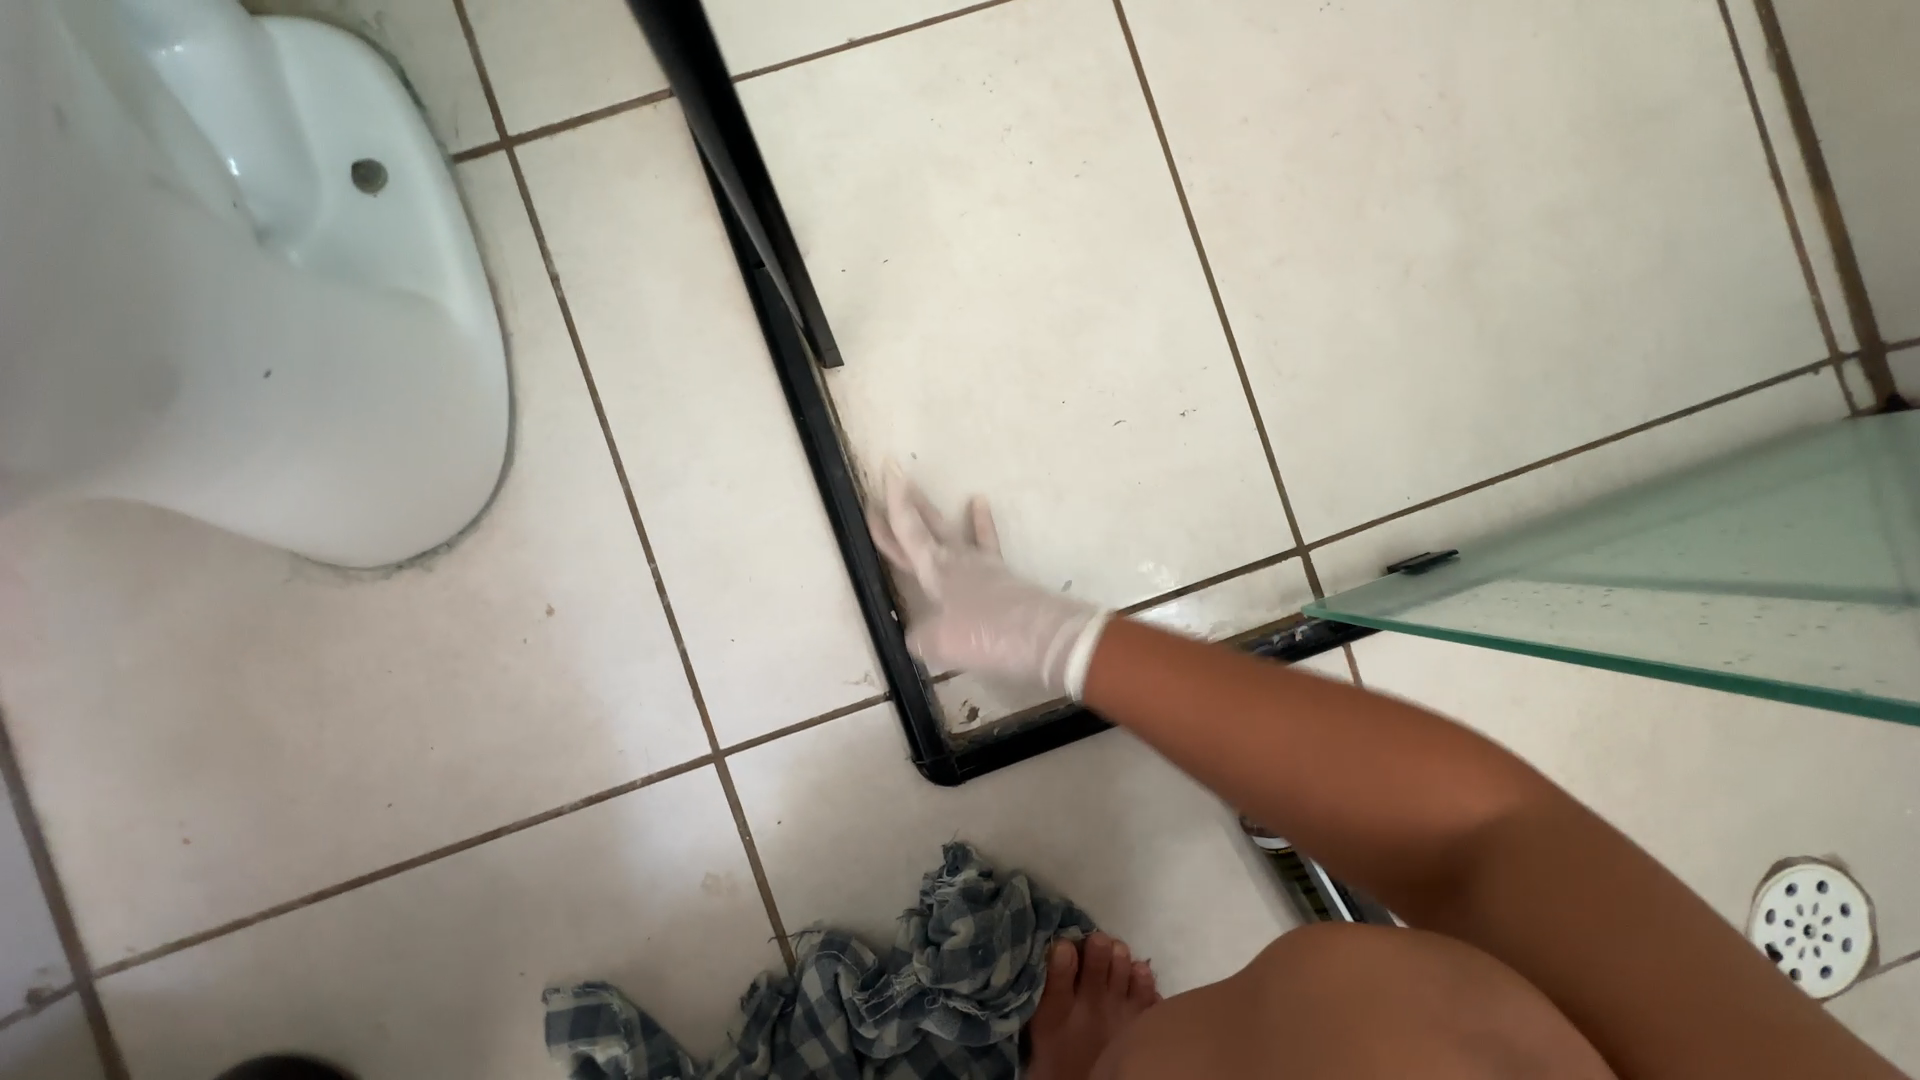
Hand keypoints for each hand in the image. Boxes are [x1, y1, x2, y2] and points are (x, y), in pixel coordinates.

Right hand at [868, 465, 1110, 698]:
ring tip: (921, 492)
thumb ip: (920, 637)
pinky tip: (979, 502)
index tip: (887, 473)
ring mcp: (982, 565)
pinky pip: (986, 542)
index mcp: (935, 572)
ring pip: (950, 531)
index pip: (907, 533)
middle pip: (924, 527)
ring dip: (932, 513)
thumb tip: (915, 636)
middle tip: (894, 474)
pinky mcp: (1003, 574)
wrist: (1045, 637)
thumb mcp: (940, 644)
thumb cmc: (987, 636)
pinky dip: (981, 524)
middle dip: (905, 503)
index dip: (890, 509)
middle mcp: (956, 561)